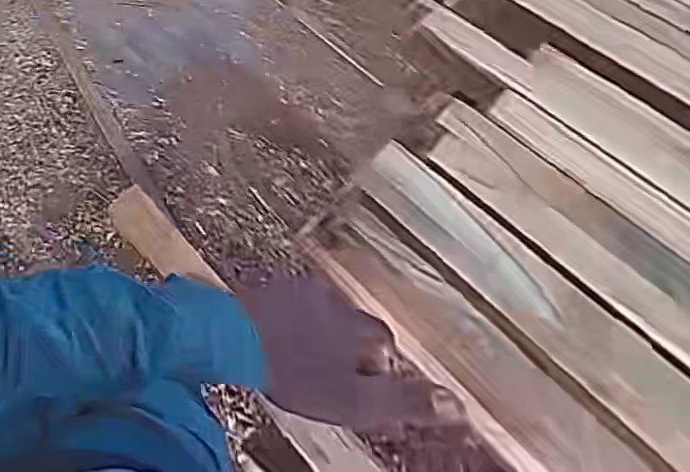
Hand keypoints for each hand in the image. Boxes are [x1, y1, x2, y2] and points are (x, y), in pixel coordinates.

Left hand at [235, 271, 461, 432]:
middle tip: (336, 374)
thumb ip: (405, 401)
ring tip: (307, 358)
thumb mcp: (355, 401)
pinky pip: (292, 302)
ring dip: (321, 332)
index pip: (384, 342)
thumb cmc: (292, 370)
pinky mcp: (270, 285)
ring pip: (323, 311)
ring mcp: (298, 287)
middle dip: (351, 347)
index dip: (380, 369)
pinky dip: (294, 319)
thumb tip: (455, 404)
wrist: (233, 335)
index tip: (369, 389)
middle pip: (354, 323)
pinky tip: (283, 338)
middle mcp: (332, 298)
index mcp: (357, 325)